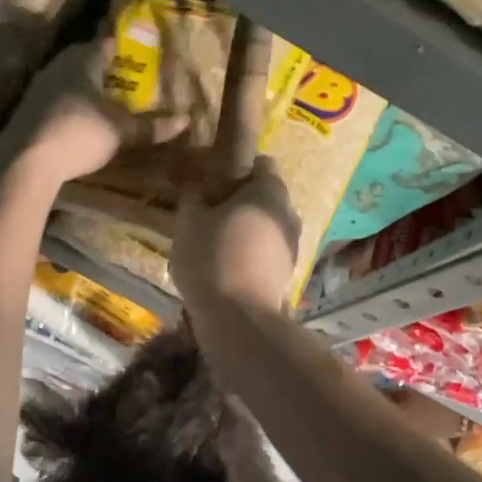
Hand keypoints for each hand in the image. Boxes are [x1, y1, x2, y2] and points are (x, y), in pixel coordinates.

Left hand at [0, 39, 187, 187]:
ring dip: (91, 90)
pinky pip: (60, 99)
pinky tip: (85, 121)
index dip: (131, 50)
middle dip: (112, 71)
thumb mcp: (121, 132)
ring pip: (73, 80)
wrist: (25, 162)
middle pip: (91, 61)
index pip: (111, 42)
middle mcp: (60, 64)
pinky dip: (75, 105)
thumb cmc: (79, 134)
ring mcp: (41, 85)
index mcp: (83, 58)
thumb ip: (151, 126)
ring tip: (113, 104)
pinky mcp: (30, 108)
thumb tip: (185, 121)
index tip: (148, 59)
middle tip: (135, 84)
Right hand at [172, 154, 301, 316]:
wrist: (238, 317)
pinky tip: (230, 266)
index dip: (238, 169)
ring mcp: (292, 245)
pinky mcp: (288, 272)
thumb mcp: (188, 223)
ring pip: (268, 226)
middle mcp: (289, 212)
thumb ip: (193, 198)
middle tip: (212, 214)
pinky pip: (269, 252)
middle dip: (244, 201)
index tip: (215, 183)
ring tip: (219, 244)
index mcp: (269, 190)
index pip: (262, 164)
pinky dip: (253, 253)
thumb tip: (197, 188)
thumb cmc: (212, 258)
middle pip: (267, 196)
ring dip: (249, 229)